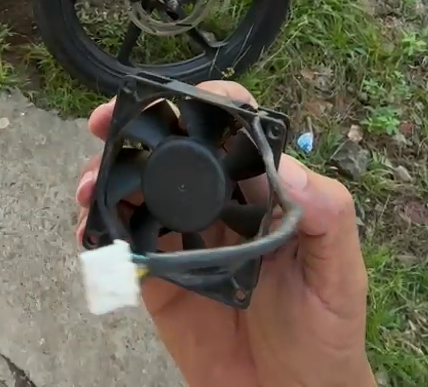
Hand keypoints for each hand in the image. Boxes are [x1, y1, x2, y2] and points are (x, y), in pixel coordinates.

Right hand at [74, 82, 373, 386]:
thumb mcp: (340, 271)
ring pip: (139, 188)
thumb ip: (327, 215)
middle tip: (104, 123)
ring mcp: (184, 237)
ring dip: (107, 175)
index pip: (230, 126)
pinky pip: (125, 245)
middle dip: (134, 126)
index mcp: (260, 187)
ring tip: (87, 186)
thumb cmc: (325, 331)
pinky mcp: (160, 277)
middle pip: (172, 147)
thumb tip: (286, 168)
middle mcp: (218, 202)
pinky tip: (89, 230)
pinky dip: (100, 231)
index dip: (200, 100)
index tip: (170, 96)